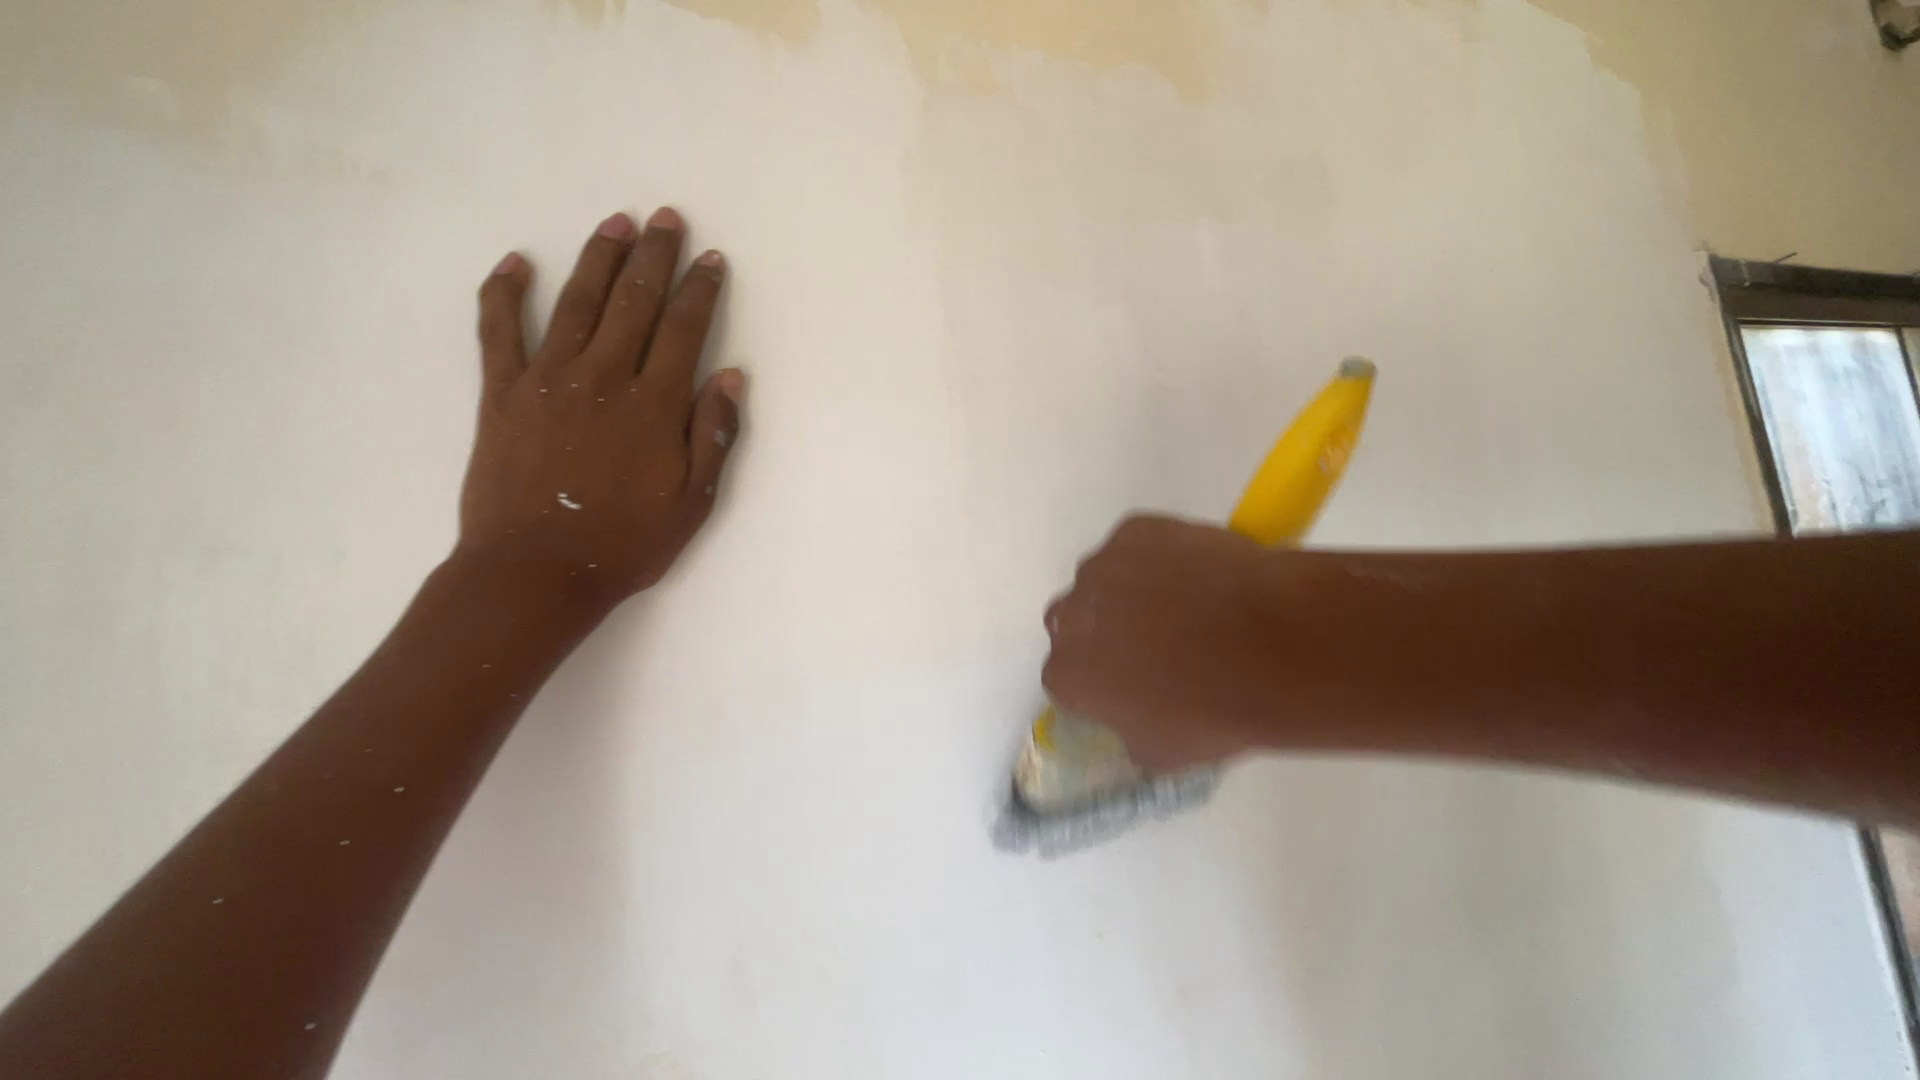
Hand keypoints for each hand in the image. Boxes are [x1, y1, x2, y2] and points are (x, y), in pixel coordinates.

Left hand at [458, 208, 742, 602]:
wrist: (535, 573)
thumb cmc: (625, 543)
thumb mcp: (693, 502)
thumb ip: (714, 436)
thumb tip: (732, 378)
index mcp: (653, 405)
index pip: (684, 330)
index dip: (700, 290)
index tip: (711, 259)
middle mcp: (602, 377)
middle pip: (634, 302)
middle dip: (654, 256)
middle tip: (666, 218)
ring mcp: (546, 379)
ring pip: (577, 302)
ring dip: (598, 259)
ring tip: (616, 224)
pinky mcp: (500, 392)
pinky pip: (498, 329)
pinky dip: (505, 293)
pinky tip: (516, 263)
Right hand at [1042, 515, 1285, 771]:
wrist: (1272, 644)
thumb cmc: (1216, 710)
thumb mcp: (1165, 752)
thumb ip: (1132, 732)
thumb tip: (1136, 720)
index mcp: (1067, 676)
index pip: (1068, 680)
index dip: (1103, 682)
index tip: (1136, 686)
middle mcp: (1069, 617)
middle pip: (1074, 623)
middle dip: (1105, 631)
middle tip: (1157, 645)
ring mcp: (1101, 567)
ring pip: (1105, 579)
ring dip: (1131, 591)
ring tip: (1188, 606)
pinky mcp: (1136, 530)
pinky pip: (1139, 544)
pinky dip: (1161, 556)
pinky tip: (1200, 575)